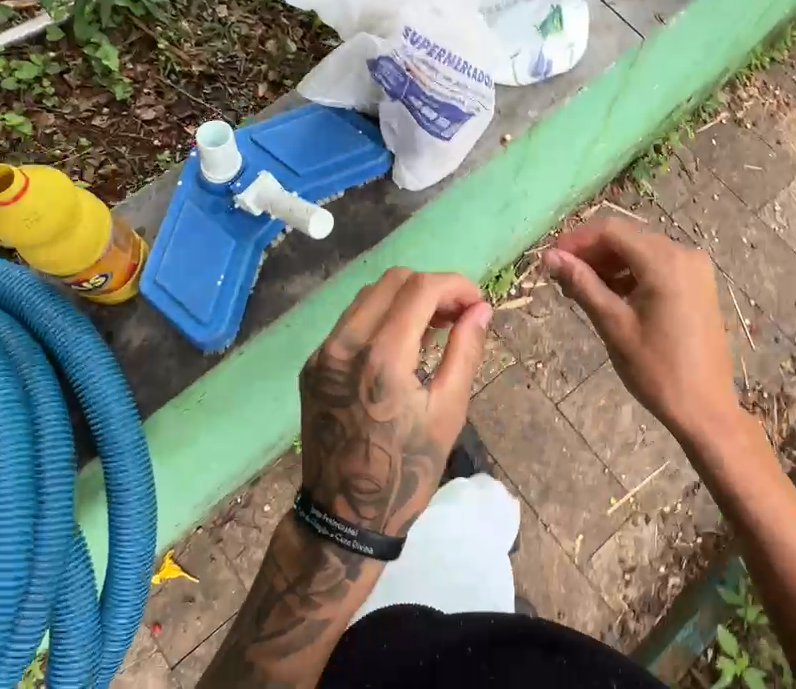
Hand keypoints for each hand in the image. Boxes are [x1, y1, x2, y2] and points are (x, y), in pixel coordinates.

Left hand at [298, 268, 491, 538]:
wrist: (344, 516)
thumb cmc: (407, 470)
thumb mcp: (448, 412)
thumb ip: (465, 351)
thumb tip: (481, 309)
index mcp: (382, 357)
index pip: (421, 288)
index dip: (456, 285)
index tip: (478, 303)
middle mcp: (345, 344)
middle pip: (393, 280)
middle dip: (432, 287)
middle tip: (459, 314)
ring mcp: (323, 353)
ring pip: (369, 295)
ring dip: (407, 298)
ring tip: (436, 326)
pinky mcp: (313, 364)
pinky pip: (351, 320)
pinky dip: (382, 317)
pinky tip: (404, 343)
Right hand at [542, 218, 741, 442]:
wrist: (705, 409)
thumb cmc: (656, 369)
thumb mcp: (613, 324)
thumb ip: (582, 284)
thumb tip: (549, 257)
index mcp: (665, 261)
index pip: (611, 230)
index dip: (576, 240)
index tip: (550, 261)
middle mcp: (684, 254)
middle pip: (626, 238)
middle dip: (590, 253)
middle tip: (561, 279)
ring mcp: (695, 268)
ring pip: (639, 251)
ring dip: (608, 264)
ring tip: (580, 290)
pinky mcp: (697, 284)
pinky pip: (656, 266)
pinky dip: (630, 274)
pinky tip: (610, 295)